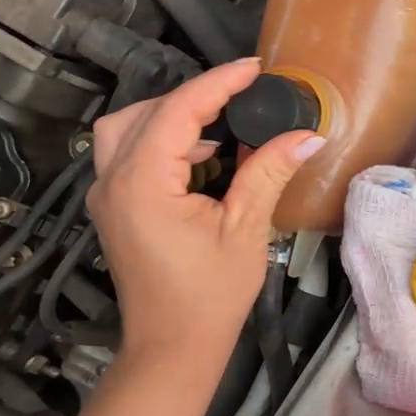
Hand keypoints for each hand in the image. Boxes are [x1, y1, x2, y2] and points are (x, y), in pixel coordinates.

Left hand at [87, 58, 323, 362]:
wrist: (173, 345)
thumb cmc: (210, 294)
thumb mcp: (247, 230)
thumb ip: (269, 174)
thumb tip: (308, 135)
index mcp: (142, 184)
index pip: (177, 112)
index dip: (217, 85)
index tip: (254, 69)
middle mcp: (112, 182)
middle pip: (140, 113)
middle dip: (190, 98)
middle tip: (239, 98)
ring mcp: (108, 196)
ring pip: (126, 130)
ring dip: (171, 118)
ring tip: (222, 126)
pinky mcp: (116, 208)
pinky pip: (130, 154)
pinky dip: (163, 141)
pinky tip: (204, 156)